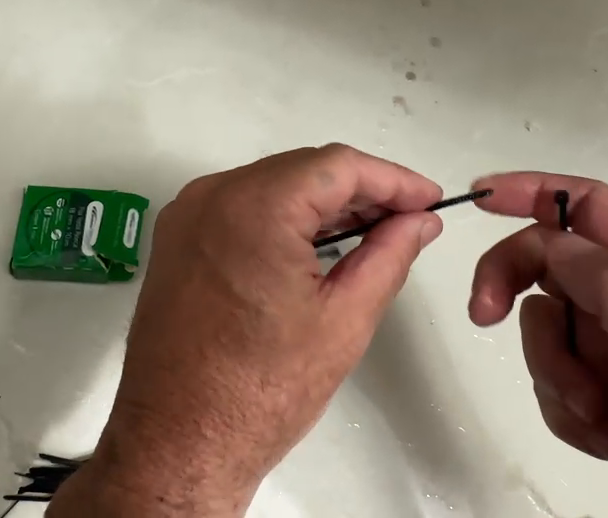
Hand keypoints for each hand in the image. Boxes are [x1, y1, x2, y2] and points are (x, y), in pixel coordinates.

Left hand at [51, 144, 443, 516]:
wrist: (177, 442)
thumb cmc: (262, 389)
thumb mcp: (344, 320)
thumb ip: (388, 255)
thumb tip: (420, 220)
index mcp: (256, 206)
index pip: (338, 165)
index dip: (391, 178)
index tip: (429, 198)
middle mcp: (215, 192)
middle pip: (303, 168)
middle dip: (359, 189)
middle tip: (407, 219)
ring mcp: (189, 211)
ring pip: (272, 182)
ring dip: (322, 201)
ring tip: (371, 230)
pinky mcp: (178, 234)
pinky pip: (242, 204)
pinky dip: (283, 214)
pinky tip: (316, 241)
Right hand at [468, 173, 607, 517]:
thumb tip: (553, 246)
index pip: (586, 207)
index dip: (533, 190)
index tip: (480, 199)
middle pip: (549, 266)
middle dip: (510, 284)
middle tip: (481, 315)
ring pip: (546, 331)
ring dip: (551, 370)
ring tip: (593, 415)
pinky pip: (556, 384)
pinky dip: (563, 409)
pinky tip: (602, 439)